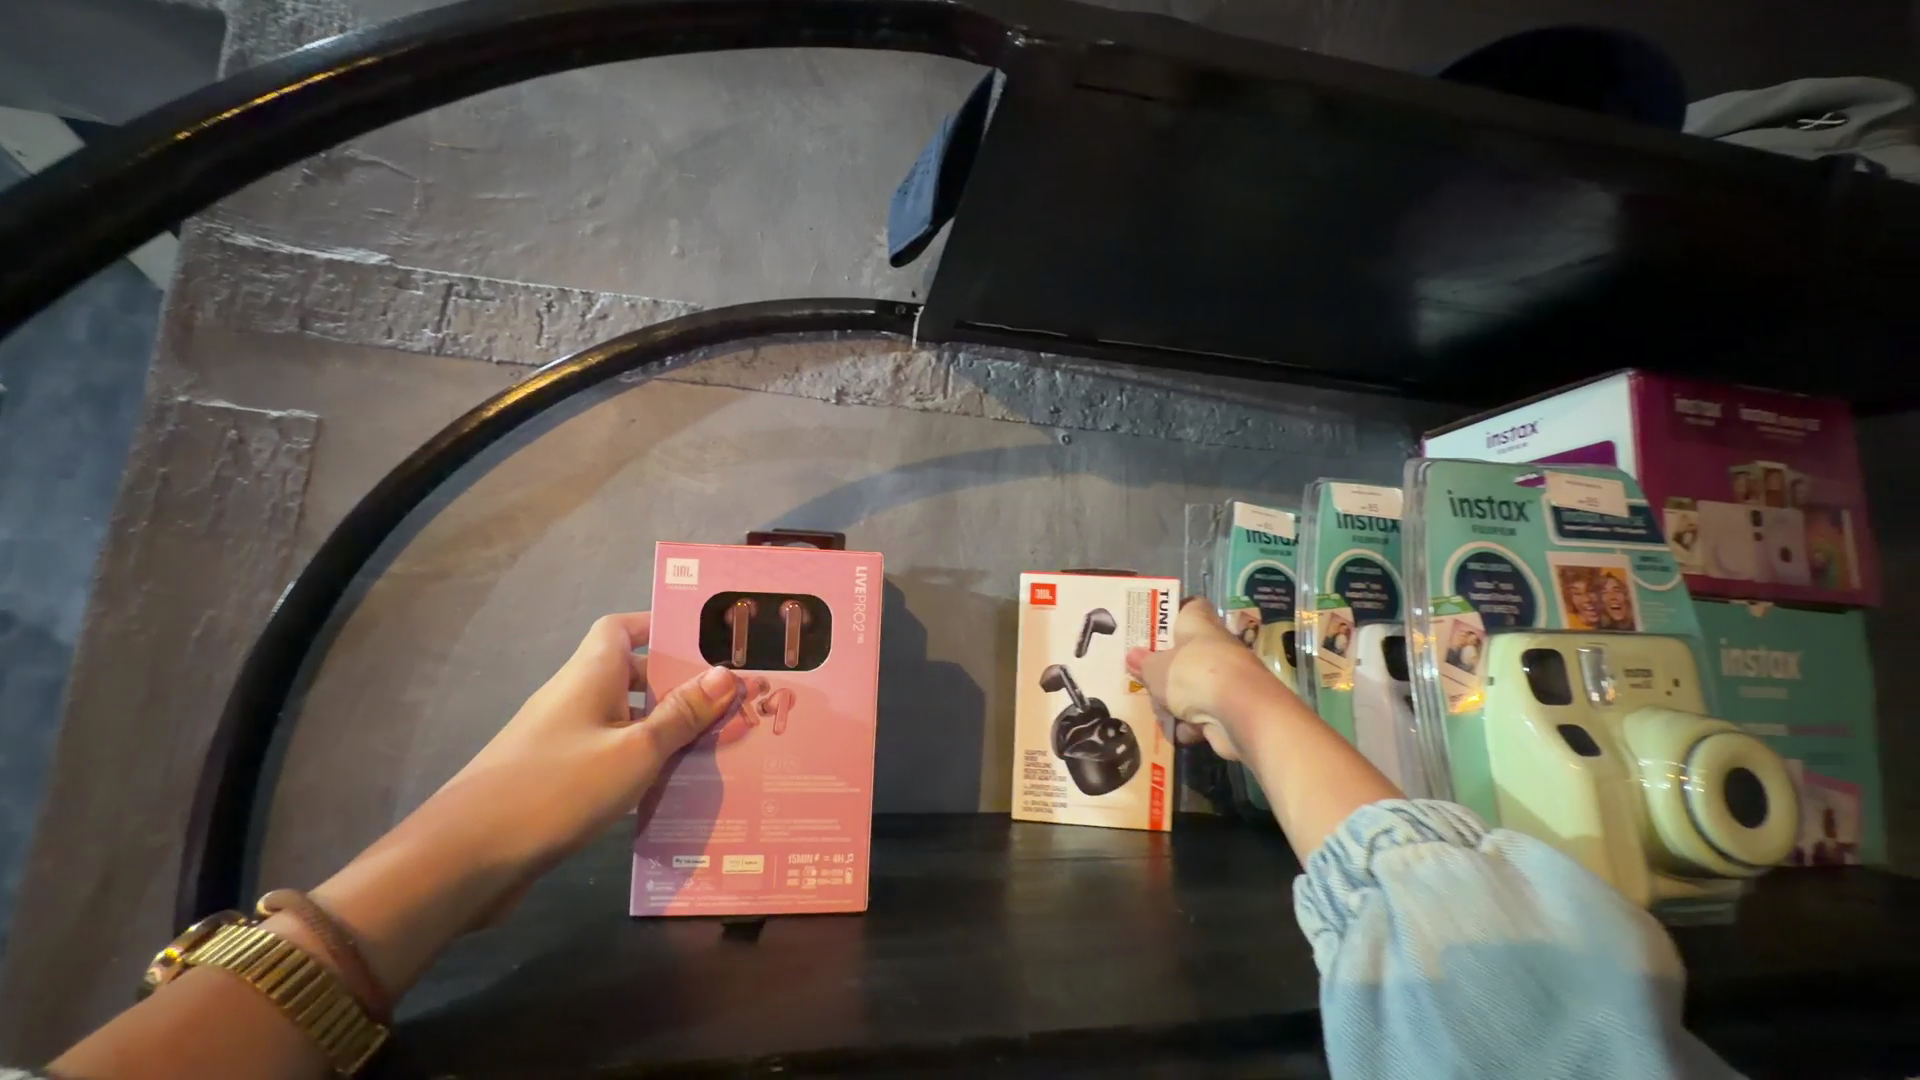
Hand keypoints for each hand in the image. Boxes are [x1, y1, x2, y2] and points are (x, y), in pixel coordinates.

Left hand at [439, 611, 738, 871]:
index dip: (658, 626)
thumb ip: (681, 714)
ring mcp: (560, 739)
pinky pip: (608, 754)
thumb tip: (726, 673)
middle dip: (676, 684)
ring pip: (622, 718)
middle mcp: (573, 697)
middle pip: (629, 674)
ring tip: (714, 742)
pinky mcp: (554, 777)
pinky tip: (670, 787)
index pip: (621, 627)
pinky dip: (639, 761)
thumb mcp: (636, 750)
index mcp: (590, 674)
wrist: (463, 859)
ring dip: (662, 727)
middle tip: (727, 699)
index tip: (703, 642)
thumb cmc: (558, 787)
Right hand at [1125, 598, 1294, 761]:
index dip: (1174, 613)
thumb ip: (1144, 663)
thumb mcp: (1156, 669)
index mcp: (1199, 625)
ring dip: (1177, 702)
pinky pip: (1205, 714)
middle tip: (1144, 676)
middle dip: (1167, 669)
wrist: (1241, 713)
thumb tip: (1132, 656)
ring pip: (1194, 686)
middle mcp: (1216, 647)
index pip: (1191, 607)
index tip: (1156, 627)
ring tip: (1158, 710)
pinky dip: (1194, 725)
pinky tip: (1182, 731)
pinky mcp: (1233, 708)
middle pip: (1188, 652)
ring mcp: (1227, 678)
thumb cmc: (1193, 675)